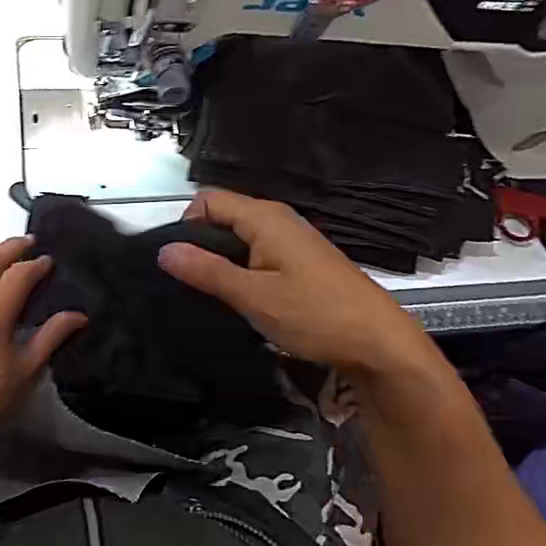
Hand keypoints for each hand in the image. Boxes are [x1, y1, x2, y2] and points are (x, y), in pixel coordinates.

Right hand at [157, 187, 434, 375]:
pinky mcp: (302, 259)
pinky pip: (258, 250)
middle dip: (202, 242)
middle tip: (196, 281)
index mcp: (263, 217)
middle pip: (222, 215)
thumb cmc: (316, 315)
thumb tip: (164, 251)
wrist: (381, 345)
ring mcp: (293, 238)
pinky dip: (244, 267)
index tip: (182, 261)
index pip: (206, 200)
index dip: (186, 224)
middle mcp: (278, 218)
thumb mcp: (252, 296)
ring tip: (220, 292)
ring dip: (223, 258)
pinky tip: (248, 297)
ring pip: (240, 235)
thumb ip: (206, 270)